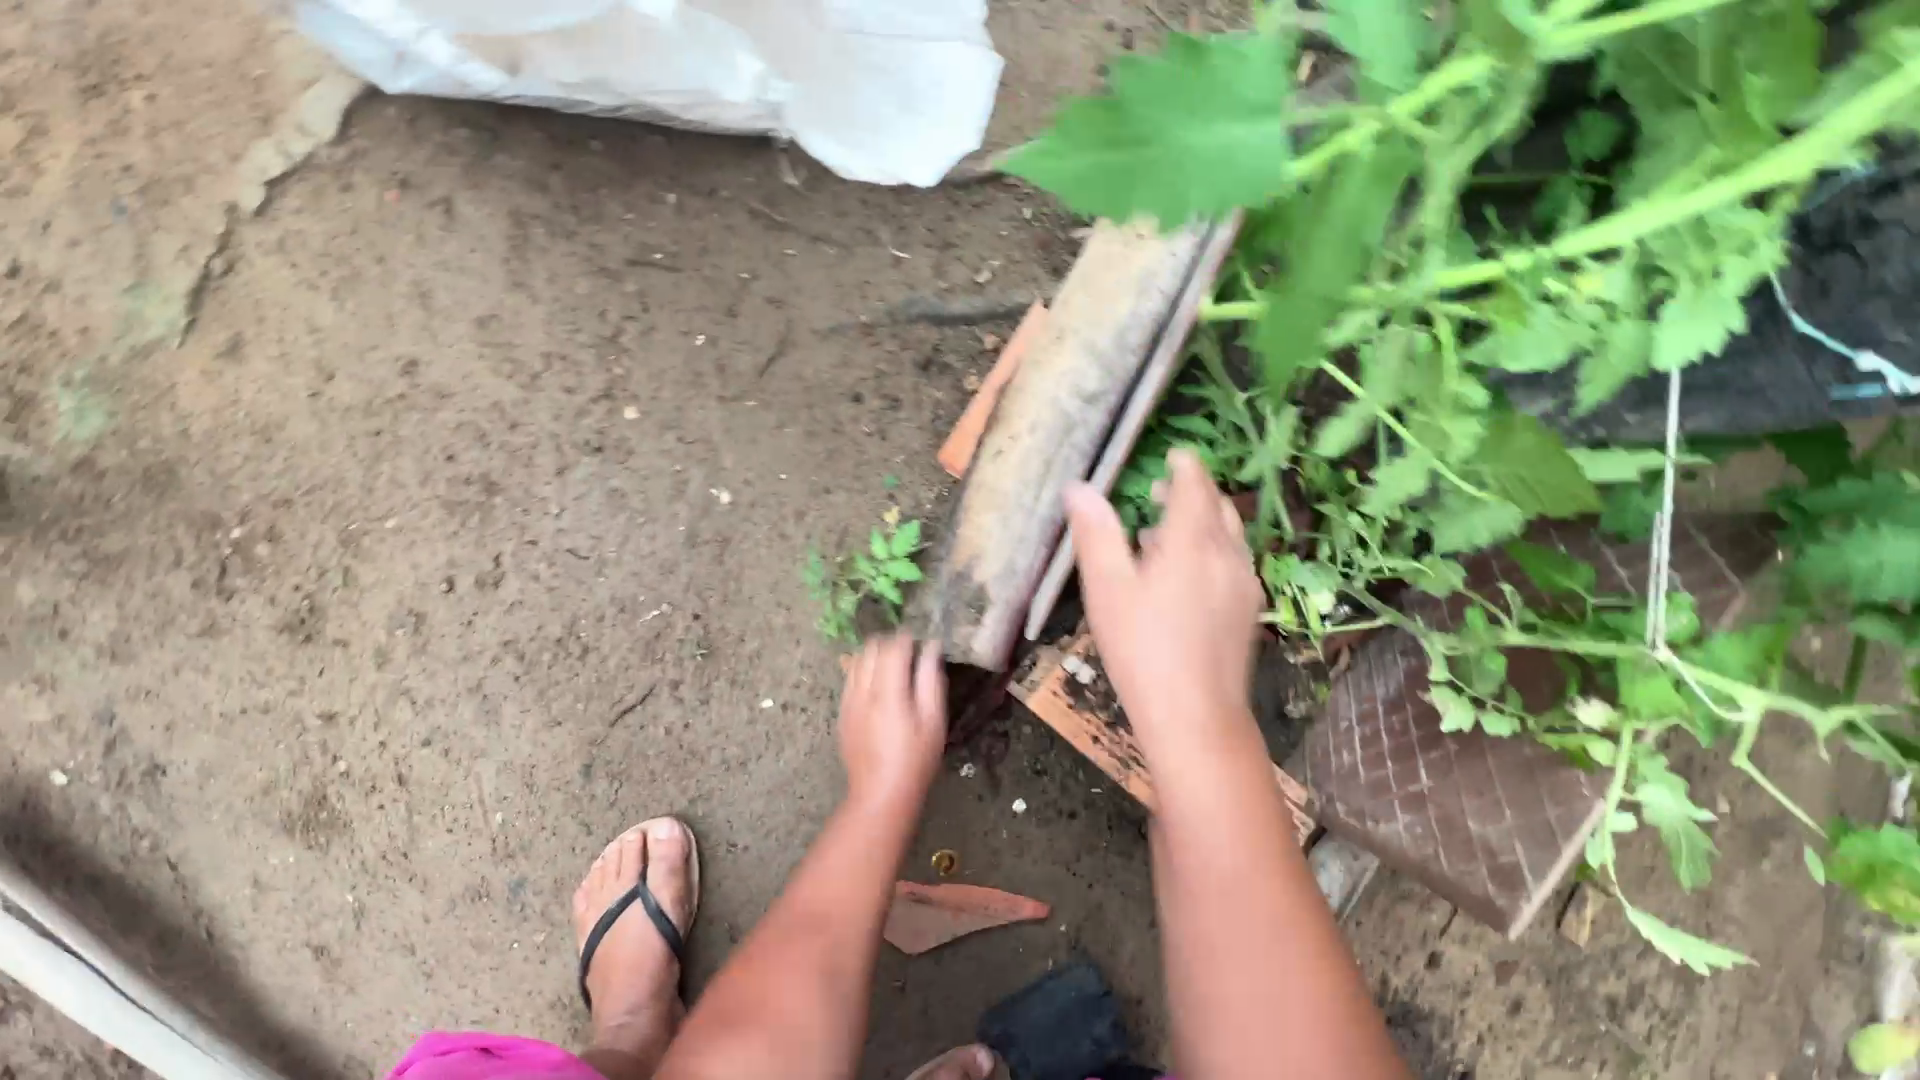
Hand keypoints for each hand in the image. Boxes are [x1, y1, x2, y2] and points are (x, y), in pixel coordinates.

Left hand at [838, 635, 947, 808]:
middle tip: (907, 651)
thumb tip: (932, 649)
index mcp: (888, 692)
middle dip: (889, 643)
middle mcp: (863, 692)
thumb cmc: (915, 759)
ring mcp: (848, 702)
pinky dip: (861, 671)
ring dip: (873, 655)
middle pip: (870, 649)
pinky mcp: (842, 714)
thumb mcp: (933, 721)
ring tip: (891, 664)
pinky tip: (875, 683)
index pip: (893, 648)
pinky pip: (848, 679)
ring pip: (856, 661)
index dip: (907, 639)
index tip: (919, 640)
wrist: (880, 793)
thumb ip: (931, 681)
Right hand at [1064, 448, 1263, 738]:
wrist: (1195, 717)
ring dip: (1202, 522)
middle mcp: (1228, 555)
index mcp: (1192, 542)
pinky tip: (1185, 579)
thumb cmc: (1142, 650)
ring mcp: (1244, 585)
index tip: (1171, 455)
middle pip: (1218, 506)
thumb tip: (1080, 487)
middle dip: (1192, 492)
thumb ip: (1096, 534)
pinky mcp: (1248, 613)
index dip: (1184, 465)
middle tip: (1159, 492)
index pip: (1195, 485)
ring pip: (1230, 536)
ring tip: (1162, 536)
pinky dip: (1212, 551)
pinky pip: (1234, 563)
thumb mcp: (1107, 589)